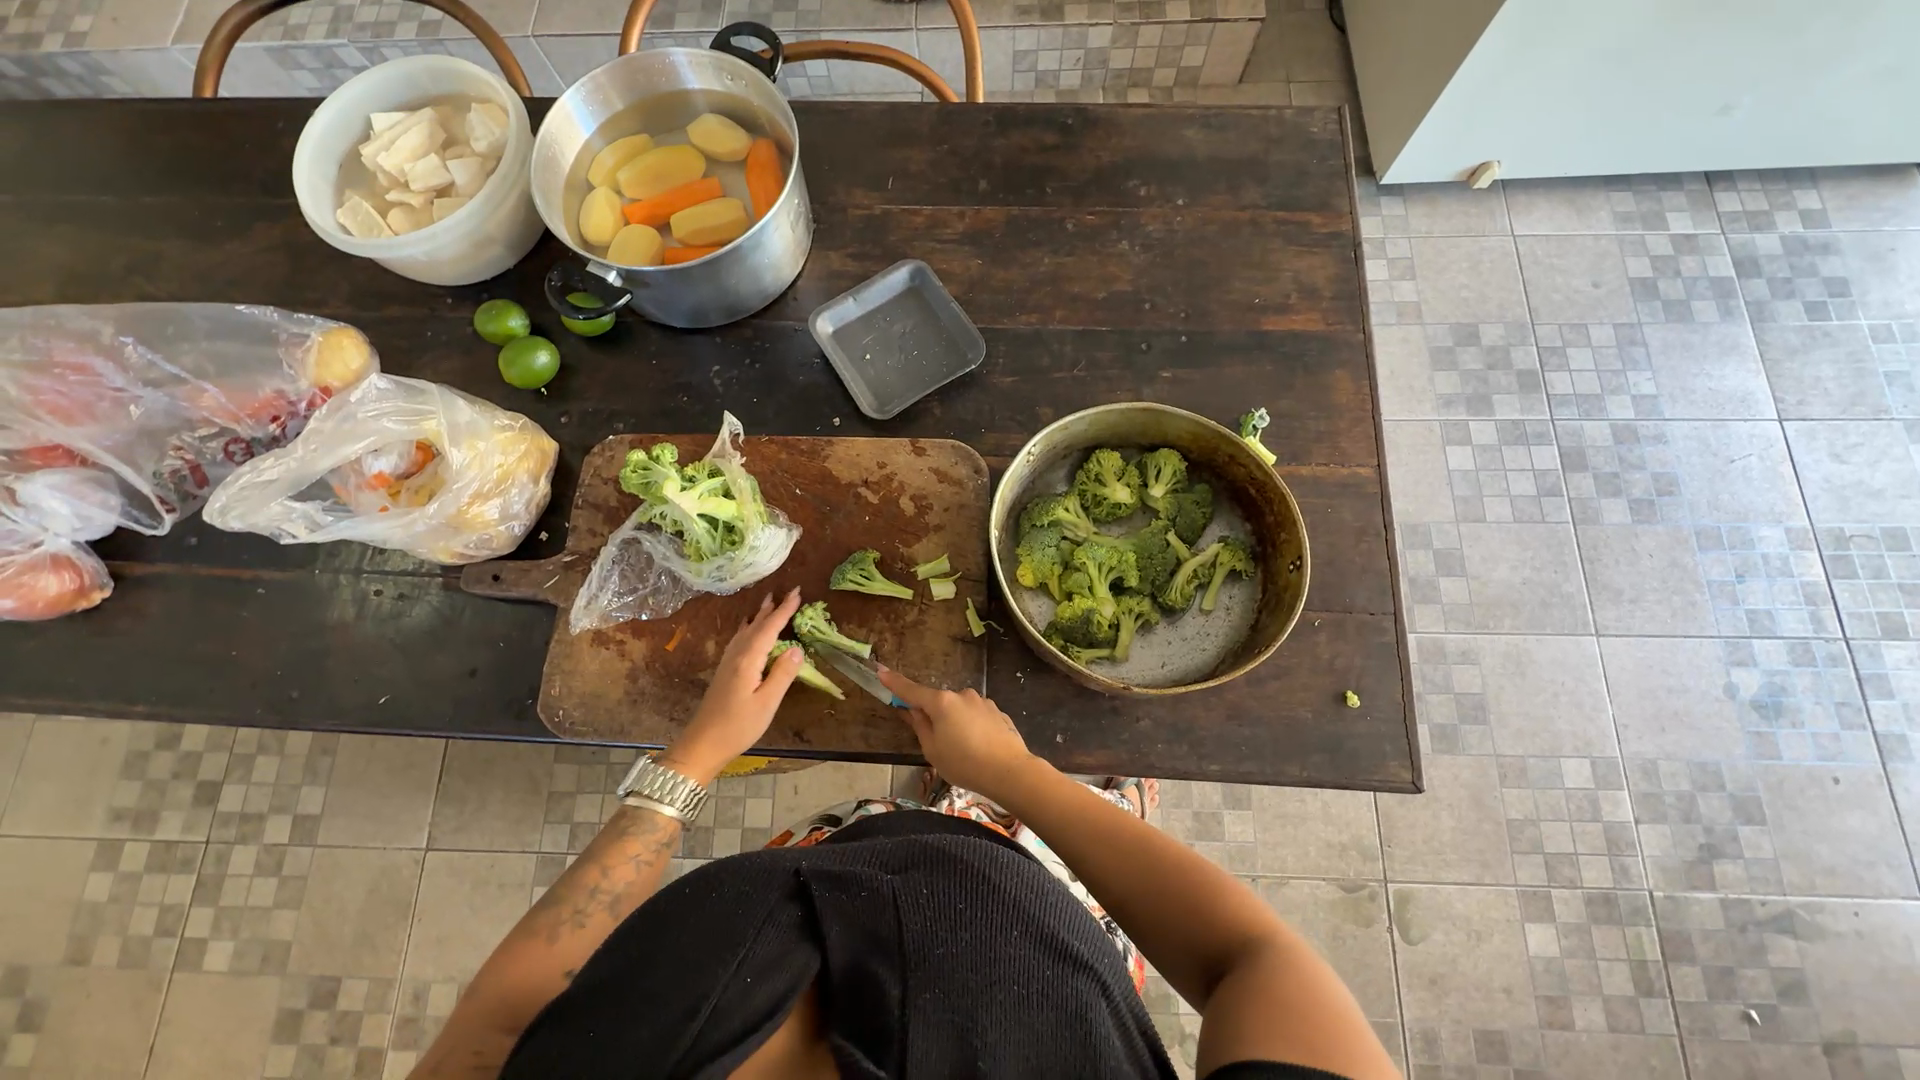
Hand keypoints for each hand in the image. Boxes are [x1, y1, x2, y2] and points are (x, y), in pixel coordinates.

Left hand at [661, 588, 804, 782]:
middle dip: (772, 608)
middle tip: (787, 591)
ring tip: (767, 602)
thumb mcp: (767, 703)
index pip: (770, 629)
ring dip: (758, 616)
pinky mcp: (724, 672)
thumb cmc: (738, 726)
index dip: (784, 611)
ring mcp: (728, 663)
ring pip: (746, 631)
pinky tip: (747, 630)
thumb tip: (798, 648)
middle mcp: (736, 655)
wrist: (703, 744)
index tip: (798, 593)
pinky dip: (748, 628)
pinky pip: (739, 640)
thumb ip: (782, 674)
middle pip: (756, 626)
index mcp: (748, 660)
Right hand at [877, 667, 1039, 804]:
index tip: (880, 671)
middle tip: (939, 744)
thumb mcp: (933, 750)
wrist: (1009, 770)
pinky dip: (973, 728)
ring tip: (965, 751)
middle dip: (934, 717)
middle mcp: (961, 695)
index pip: (911, 690)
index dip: (894, 683)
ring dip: (956, 723)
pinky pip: (976, 716)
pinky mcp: (997, 711)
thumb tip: (912, 710)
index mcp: (941, 702)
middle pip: (939, 702)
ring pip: (959, 710)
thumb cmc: (964, 763)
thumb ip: (920, 726)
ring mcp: (982, 701)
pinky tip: (980, 748)